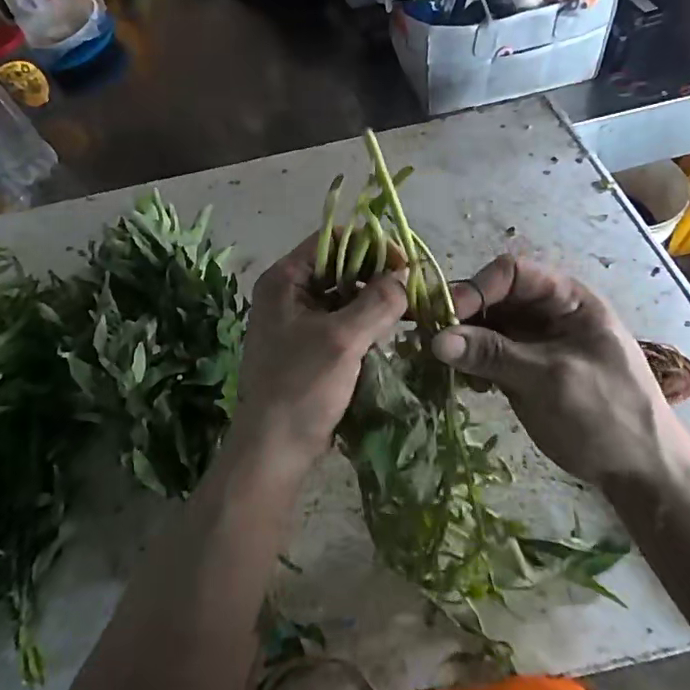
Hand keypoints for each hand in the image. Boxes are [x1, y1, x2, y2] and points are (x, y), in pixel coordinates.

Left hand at [232, 235, 409, 460]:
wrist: (275, 448)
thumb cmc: (302, 386)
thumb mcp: (343, 339)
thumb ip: (378, 302)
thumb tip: (407, 277)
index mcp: (285, 280)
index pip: (331, 241)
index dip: (370, 246)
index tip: (404, 266)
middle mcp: (289, 293)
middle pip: (340, 266)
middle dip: (378, 275)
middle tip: (413, 291)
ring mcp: (298, 321)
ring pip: (345, 295)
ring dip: (376, 300)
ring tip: (410, 311)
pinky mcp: (311, 346)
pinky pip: (344, 321)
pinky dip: (368, 322)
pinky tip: (392, 332)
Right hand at [431, 255, 682, 487]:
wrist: (639, 470)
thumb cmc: (607, 414)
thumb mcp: (550, 380)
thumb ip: (494, 355)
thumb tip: (436, 339)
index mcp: (567, 299)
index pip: (512, 273)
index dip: (477, 288)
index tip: (446, 317)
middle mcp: (548, 314)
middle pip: (494, 298)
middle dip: (462, 316)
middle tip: (429, 342)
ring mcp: (535, 344)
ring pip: (486, 328)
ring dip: (462, 342)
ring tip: (442, 365)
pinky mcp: (523, 372)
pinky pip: (488, 357)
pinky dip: (471, 365)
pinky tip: (465, 384)